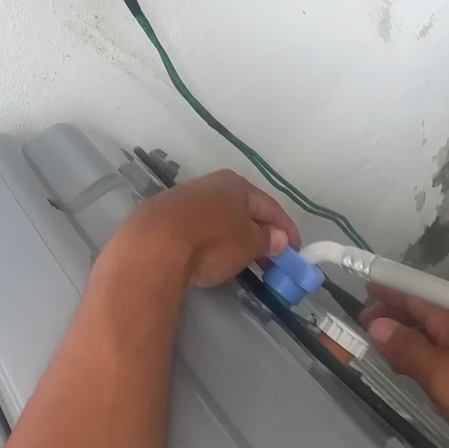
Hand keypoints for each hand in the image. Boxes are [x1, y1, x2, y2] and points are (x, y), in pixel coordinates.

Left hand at [104, 170, 301, 288]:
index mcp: (235, 184)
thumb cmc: (211, 241)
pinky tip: (208, 258)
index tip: (296, 253)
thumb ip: (267, 239)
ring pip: (218, 219)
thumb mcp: (248, 242)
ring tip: (241, 262)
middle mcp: (209, 185)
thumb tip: (278, 238)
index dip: (286, 230)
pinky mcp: (160, 219)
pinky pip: (196, 229)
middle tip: (271, 261)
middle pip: (243, 210)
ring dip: (233, 238)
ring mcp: (182, 200)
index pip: (270, 206)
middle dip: (259, 234)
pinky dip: (209, 242)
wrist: (152, 247)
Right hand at [361, 286, 448, 447]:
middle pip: (425, 312)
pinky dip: (428, 355)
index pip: (414, 294)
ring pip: (437, 334)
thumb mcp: (442, 376)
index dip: (389, 290)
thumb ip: (408, 350)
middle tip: (366, 324)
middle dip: (394, 314)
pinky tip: (423, 373)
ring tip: (386, 347)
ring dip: (410, 335)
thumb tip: (378, 324)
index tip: (364, 288)